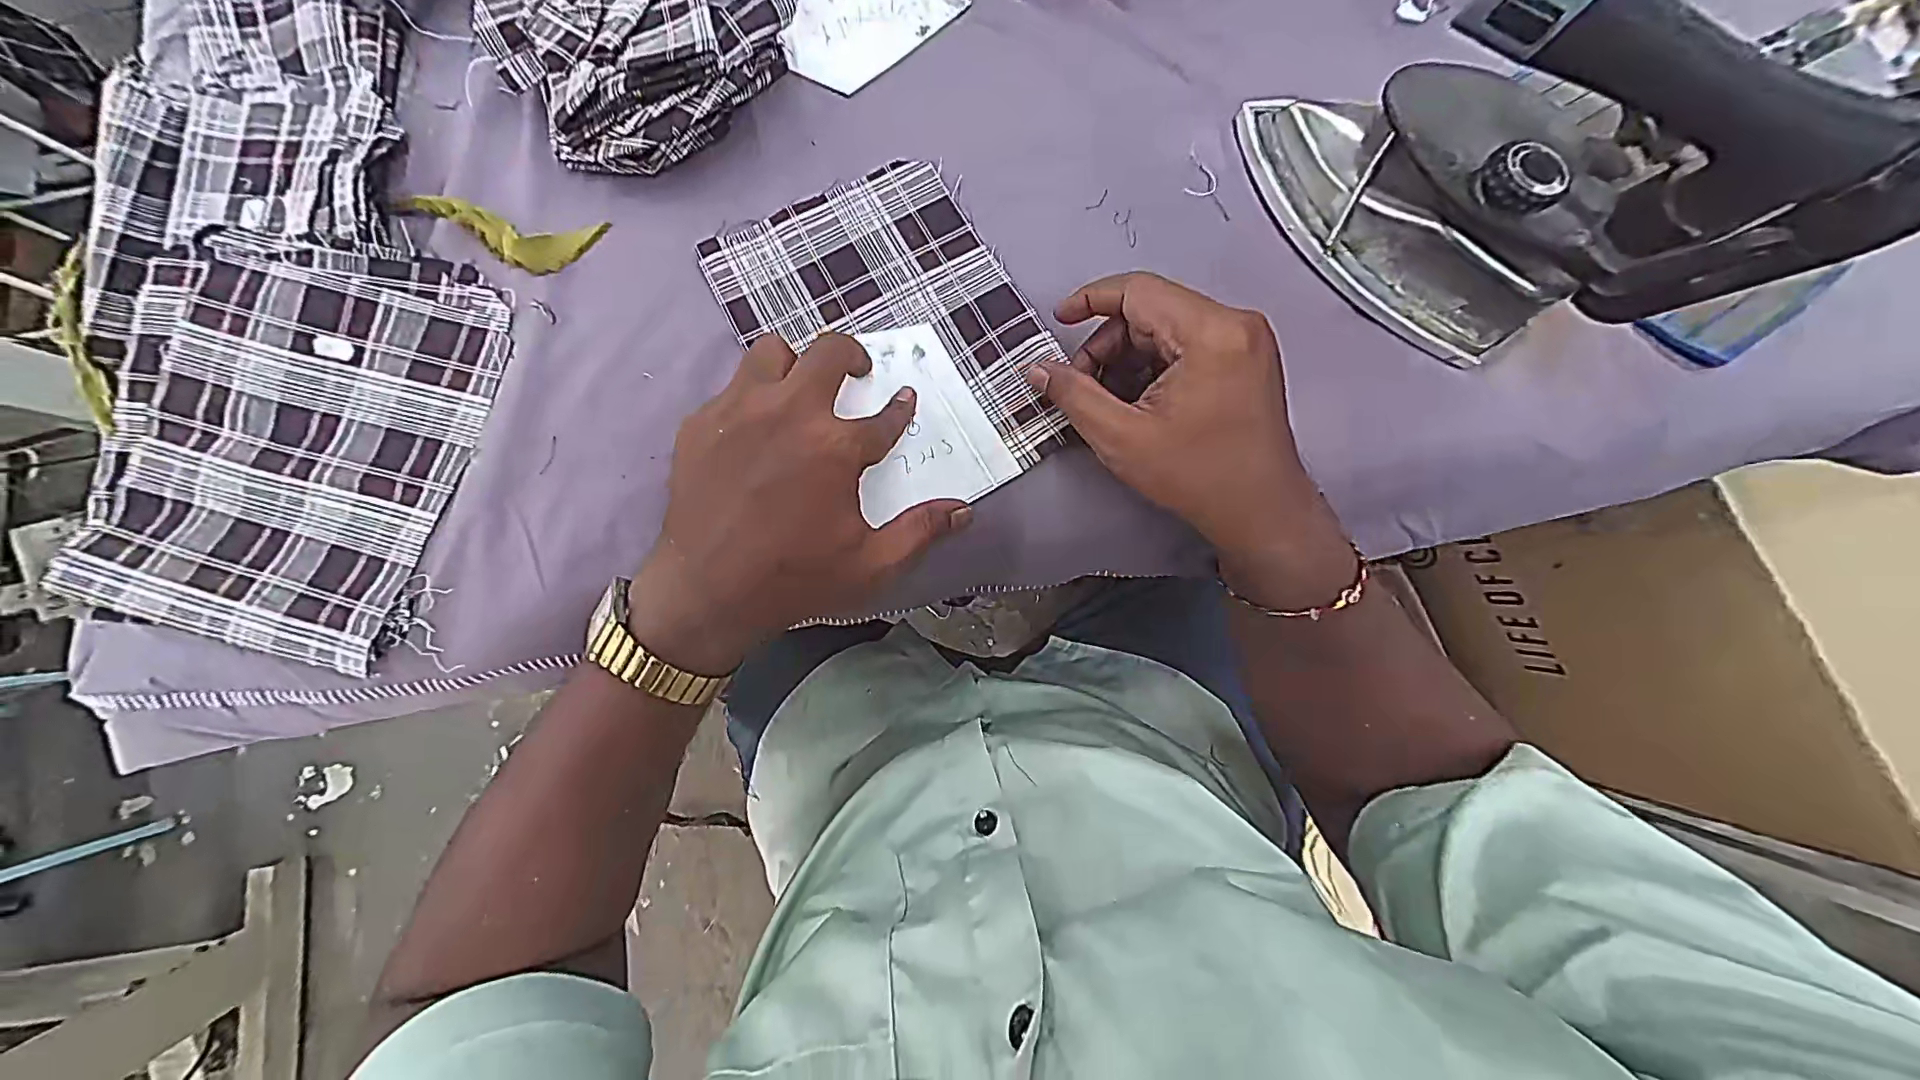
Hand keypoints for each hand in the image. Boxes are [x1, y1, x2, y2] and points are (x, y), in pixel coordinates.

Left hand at [627, 334, 970, 674]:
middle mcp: (789, 413)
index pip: (883, 416)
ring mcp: (739, 412)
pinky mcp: (700, 424)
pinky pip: (731, 387)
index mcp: (835, 447)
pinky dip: (752, 397)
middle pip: (828, 353)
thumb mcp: (871, 565)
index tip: (903, 402)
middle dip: (852, 355)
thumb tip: (962, 510)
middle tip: (857, 373)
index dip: (900, 409)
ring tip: (801, 389)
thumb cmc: (794, 580)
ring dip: (795, 364)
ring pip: (772, 352)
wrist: (705, 592)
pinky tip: (754, 429)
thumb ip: (920, 532)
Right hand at [1027, 272, 1353, 607]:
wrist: (1258, 510)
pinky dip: (1152, 369)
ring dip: (1127, 360)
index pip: (1138, 291)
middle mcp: (1235, 327)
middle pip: (1149, 311)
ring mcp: (1243, 342)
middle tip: (1083, 383)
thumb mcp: (1121, 438)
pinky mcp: (1243, 360)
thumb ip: (1073, 395)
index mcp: (1211, 334)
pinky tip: (1138, 404)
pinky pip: (1184, 346)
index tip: (1065, 317)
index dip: (1090, 300)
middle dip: (1107, 346)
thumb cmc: (1208, 479)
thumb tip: (1044, 371)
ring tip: (1113, 403)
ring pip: (1164, 330)